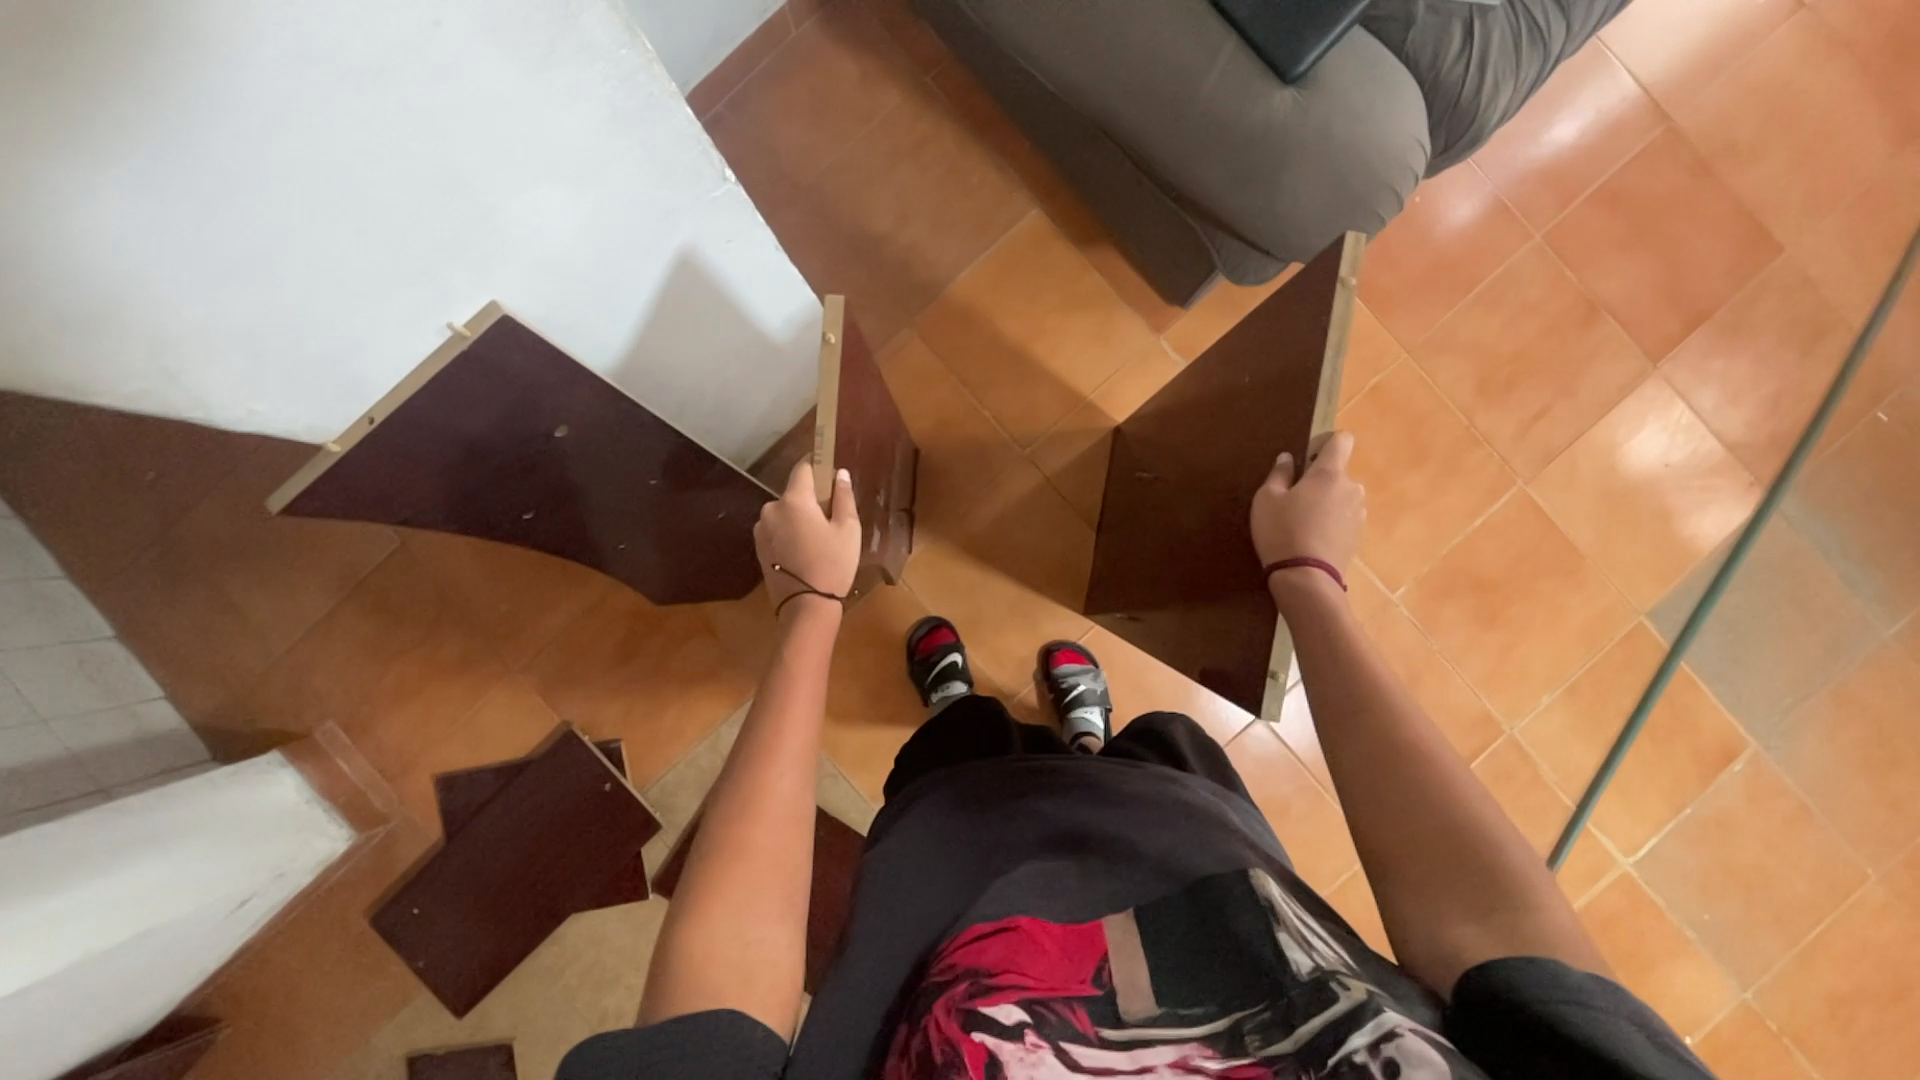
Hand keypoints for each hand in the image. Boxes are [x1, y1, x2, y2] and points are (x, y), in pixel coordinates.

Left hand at [754, 459, 861, 616]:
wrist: (805, 606)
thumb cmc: (832, 564)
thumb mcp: (848, 529)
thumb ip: (843, 497)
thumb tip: (839, 474)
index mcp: (794, 500)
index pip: (803, 468)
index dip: (818, 465)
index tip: (830, 472)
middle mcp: (771, 509)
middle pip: (794, 493)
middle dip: (811, 499)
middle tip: (832, 518)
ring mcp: (761, 529)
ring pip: (785, 513)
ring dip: (799, 518)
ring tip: (818, 540)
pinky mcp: (758, 548)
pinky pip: (777, 530)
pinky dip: (789, 533)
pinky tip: (804, 551)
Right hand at [1250, 430, 1364, 578]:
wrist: (1305, 577)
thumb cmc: (1281, 531)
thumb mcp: (1266, 499)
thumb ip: (1279, 474)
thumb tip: (1288, 458)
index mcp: (1329, 473)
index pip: (1342, 440)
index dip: (1327, 442)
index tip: (1308, 456)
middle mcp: (1351, 488)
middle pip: (1338, 473)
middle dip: (1320, 481)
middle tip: (1294, 500)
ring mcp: (1358, 512)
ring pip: (1341, 497)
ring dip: (1327, 502)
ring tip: (1303, 523)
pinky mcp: (1359, 534)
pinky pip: (1344, 518)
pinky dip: (1332, 522)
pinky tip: (1313, 538)